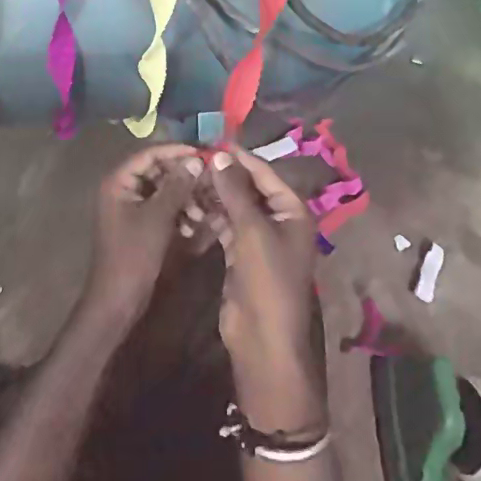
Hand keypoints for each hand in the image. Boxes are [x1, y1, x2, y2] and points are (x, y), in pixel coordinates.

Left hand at [86, 144, 204, 326]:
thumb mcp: (158, 217)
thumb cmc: (134, 254)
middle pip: (157, 171)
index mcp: (118, 181)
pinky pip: (160, 207)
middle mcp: (122, 188)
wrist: (117, 299)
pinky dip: (177, 212)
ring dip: (183, 197)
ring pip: (161, 190)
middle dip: (183, 177)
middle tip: (208, 182)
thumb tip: (196, 160)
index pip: (149, 154)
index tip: (204, 154)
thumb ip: (177, 186)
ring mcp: (129, 207)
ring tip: (201, 211)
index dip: (176, 151)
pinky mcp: (138, 223)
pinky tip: (195, 224)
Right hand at [206, 148, 323, 430]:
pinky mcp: (242, 256)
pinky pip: (227, 226)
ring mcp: (260, 239)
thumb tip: (220, 154)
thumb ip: (235, 191)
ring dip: (215, 195)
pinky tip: (191, 206)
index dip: (239, 158)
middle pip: (249, 189)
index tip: (210, 143)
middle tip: (193, 162)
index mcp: (292, 211)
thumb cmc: (267, 278)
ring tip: (188, 180)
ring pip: (236, 207)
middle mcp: (279, 221)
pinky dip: (212, 216)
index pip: (264, 174)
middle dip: (223, 176)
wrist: (263, 338)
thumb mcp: (251, 230)